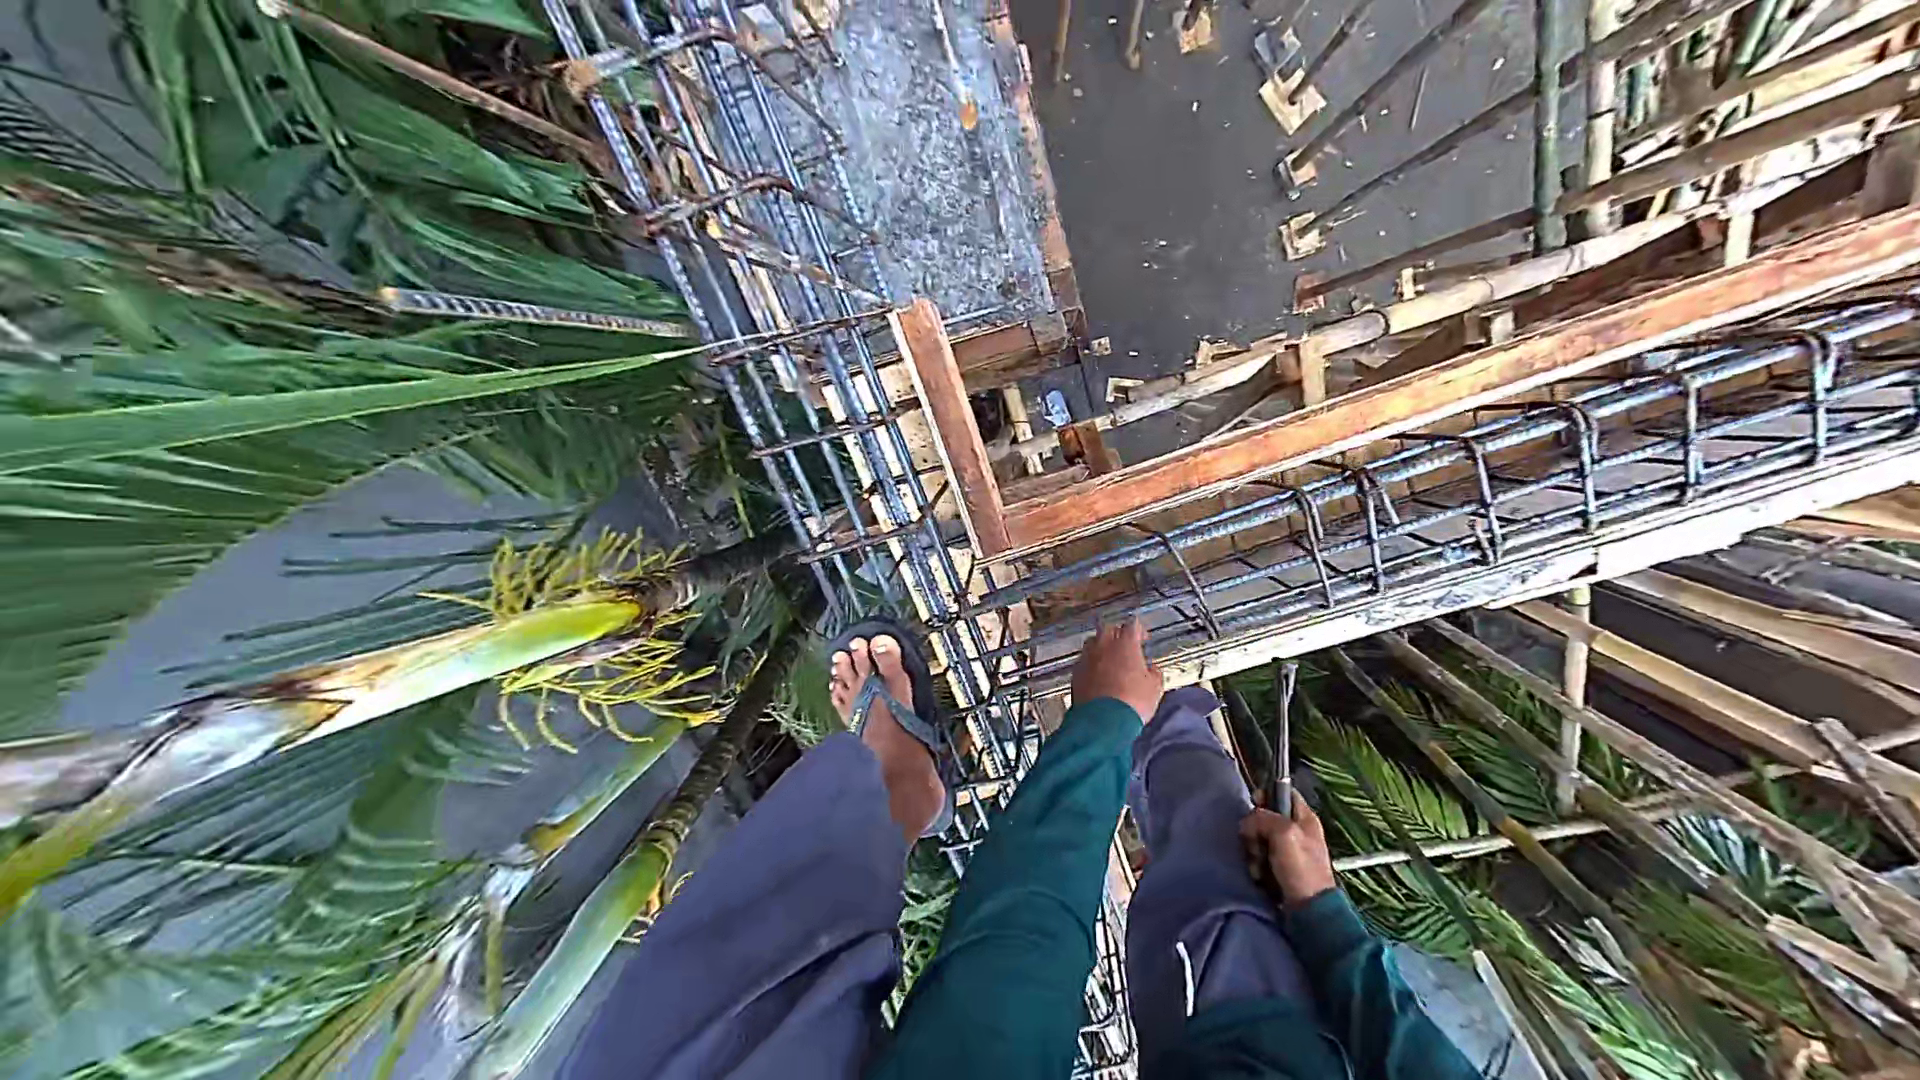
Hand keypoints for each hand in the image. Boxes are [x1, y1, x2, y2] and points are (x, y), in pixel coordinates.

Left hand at [1070, 618, 1162, 723]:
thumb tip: (1153, 670)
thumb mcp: (1154, 688)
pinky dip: (1091, 664)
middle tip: (1125, 646)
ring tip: (1110, 660)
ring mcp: (1087, 657)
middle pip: (1109, 629)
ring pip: (1093, 643)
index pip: (1133, 625)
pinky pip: (1084, 661)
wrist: (1103, 721)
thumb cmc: (1131, 702)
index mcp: (1125, 643)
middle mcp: (1103, 645)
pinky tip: (1097, 675)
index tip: (1142, 637)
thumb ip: (1154, 673)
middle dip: (1117, 635)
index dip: (1139, 631)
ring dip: (1102, 648)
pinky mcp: (1076, 672)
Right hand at [1239, 799, 1336, 908]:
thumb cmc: (1300, 868)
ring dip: (1253, 848)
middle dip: (1255, 828)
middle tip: (1257, 841)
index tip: (1255, 803)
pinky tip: (1259, 872)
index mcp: (1304, 817)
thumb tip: (1249, 821)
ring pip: (1258, 835)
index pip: (1282, 790)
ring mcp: (1287, 849)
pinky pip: (1258, 854)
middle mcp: (1296, 830)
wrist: (1309, 910)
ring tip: (1259, 863)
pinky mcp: (1279, 865)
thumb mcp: (1283, 833)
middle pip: (1264, 814)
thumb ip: (1262, 817)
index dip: (1267, 793)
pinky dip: (1256, 862)